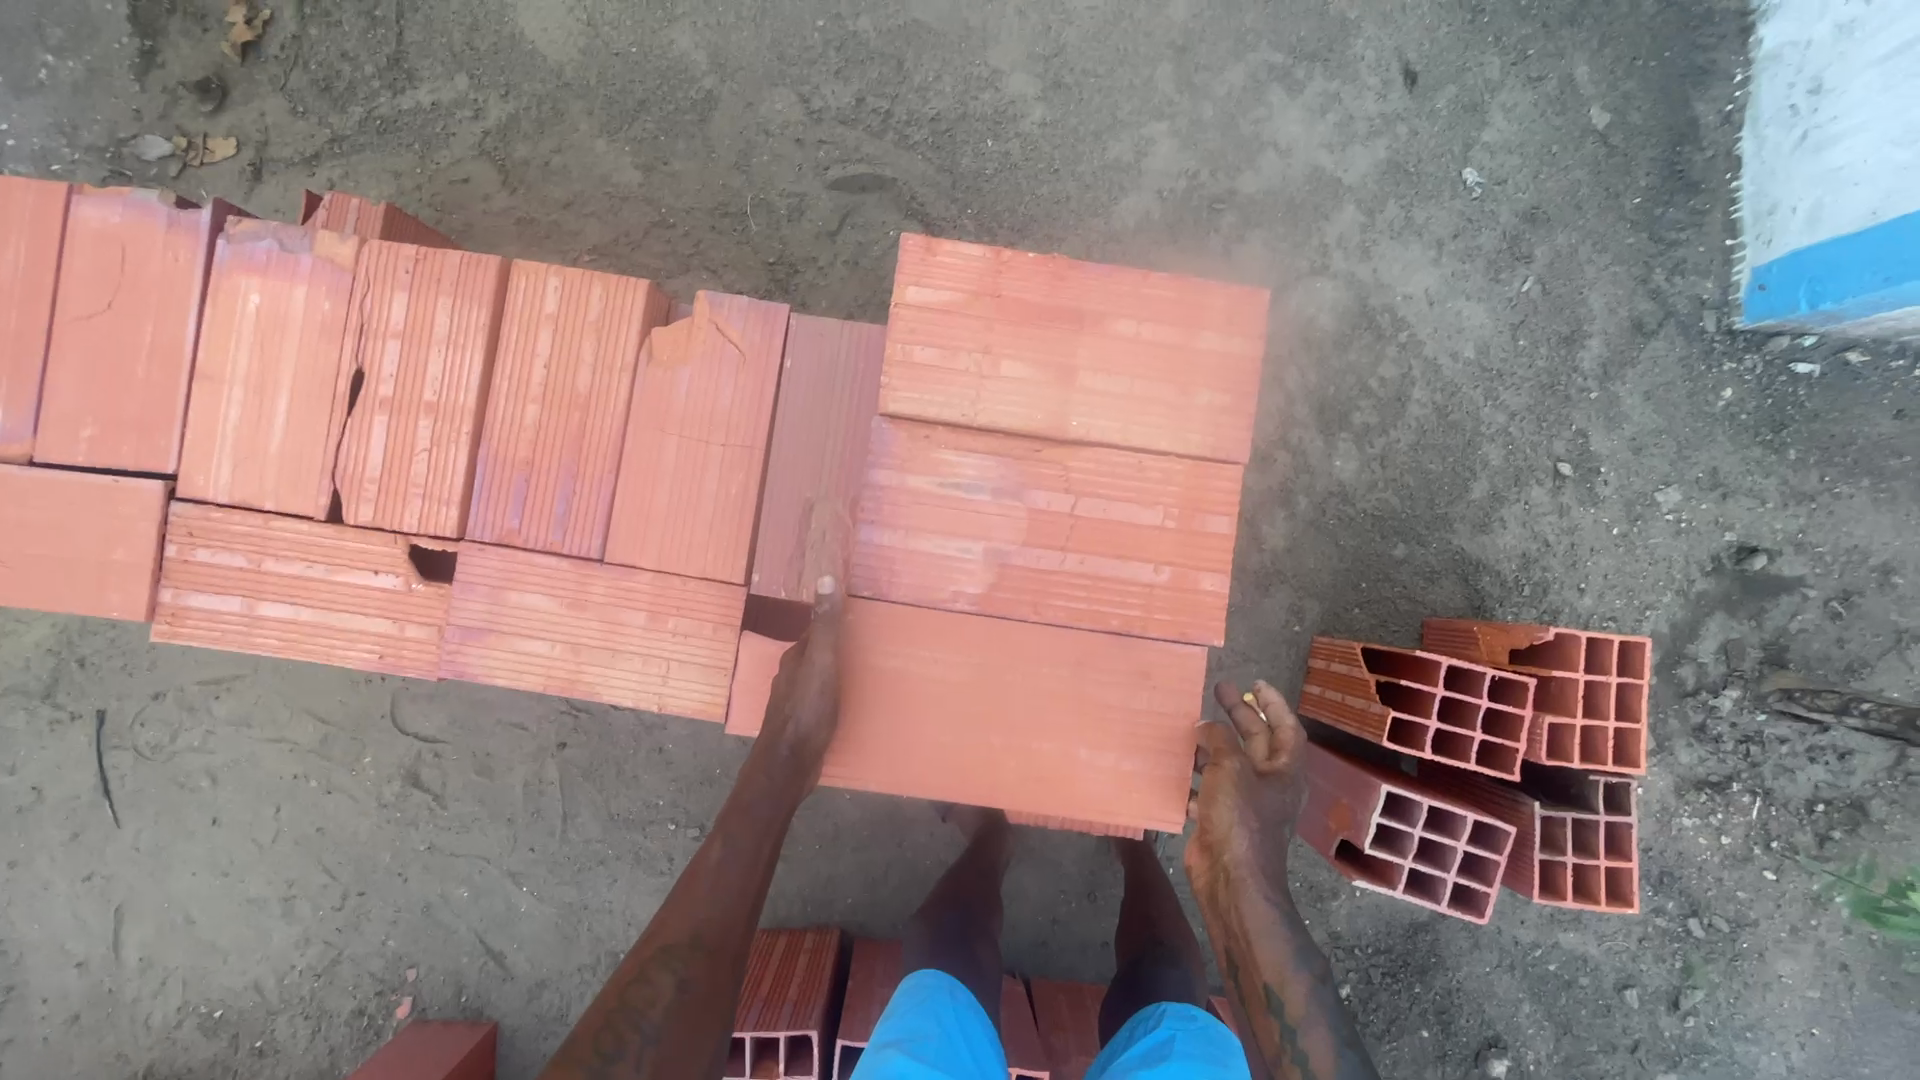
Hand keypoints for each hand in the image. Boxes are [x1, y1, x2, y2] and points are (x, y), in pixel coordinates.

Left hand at [752, 577, 845, 793]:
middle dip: (835, 647)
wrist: (788, 765)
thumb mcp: (821, 662)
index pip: (815, 631)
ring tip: (862, 673)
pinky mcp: (802, 726)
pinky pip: (820, 703)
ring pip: (817, 679)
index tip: (855, 614)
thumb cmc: (806, 711)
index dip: (832, 621)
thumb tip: (825, 577)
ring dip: (835, 674)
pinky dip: (834, 698)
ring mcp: (794, 703)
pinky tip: (847, 706)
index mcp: (795, 659)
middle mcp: (790, 677)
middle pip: (815, 654)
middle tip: (866, 643)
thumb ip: (825, 624)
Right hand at [1184, 680, 1306, 884]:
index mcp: (1284, 771)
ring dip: (1211, 745)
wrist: (1231, 877)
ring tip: (1188, 726)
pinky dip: (1192, 777)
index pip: (1286, 728)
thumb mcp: (1232, 767)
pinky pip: (1206, 789)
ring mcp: (1243, 803)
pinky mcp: (1219, 820)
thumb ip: (1219, 740)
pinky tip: (1174, 766)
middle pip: (1256, 741)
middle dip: (1238, 715)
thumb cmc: (1240, 818)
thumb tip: (1206, 727)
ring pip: (1228, 764)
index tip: (1255, 683)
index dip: (1273, 704)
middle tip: (1218, 690)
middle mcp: (1267, 784)